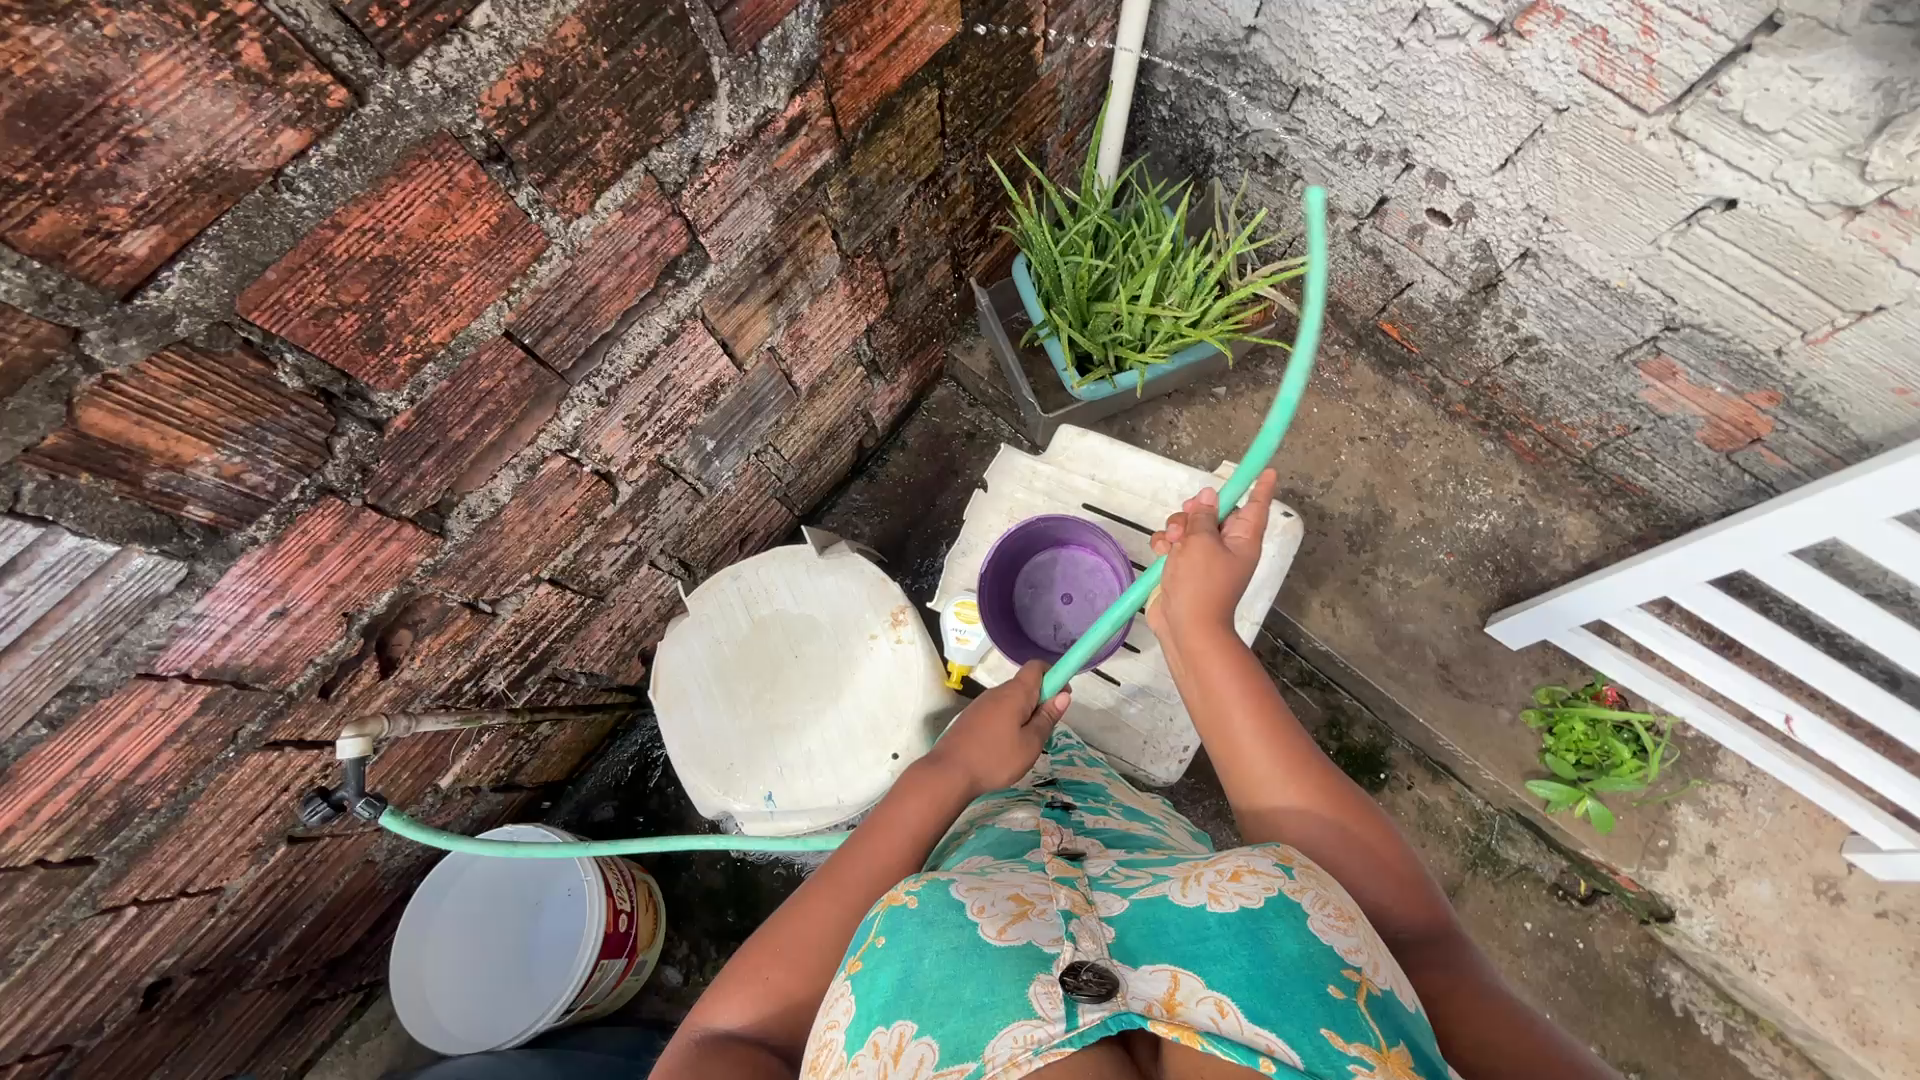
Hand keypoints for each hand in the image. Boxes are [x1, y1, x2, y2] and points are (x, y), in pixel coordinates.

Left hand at [923, 661, 1070, 796]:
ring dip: (1024, 714)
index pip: (1037, 667)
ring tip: (1024, 744)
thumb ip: (1047, 718)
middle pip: (1025, 685)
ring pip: (1011, 700)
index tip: (1062, 698)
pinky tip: (1004, 747)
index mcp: (1015, 693)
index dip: (1054, 676)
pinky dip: (1008, 721)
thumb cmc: (995, 759)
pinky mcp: (971, 717)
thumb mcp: (1030, 744)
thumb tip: (1063, 695)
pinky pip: (997, 711)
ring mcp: (981, 704)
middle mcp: (997, 692)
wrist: (948, 772)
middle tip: (1044, 731)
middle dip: (1040, 701)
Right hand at [1146, 468, 1275, 644]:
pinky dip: (1165, 544)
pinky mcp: (1183, 568)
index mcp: (1243, 539)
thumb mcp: (1202, 542)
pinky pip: (1174, 544)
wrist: (1187, 626)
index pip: (1255, 507)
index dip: (1260, 488)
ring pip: (1189, 527)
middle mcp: (1226, 546)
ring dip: (1176, 527)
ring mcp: (1204, 558)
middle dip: (1196, 510)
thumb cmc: (1202, 584)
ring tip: (1171, 542)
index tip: (1267, 471)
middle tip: (1188, 513)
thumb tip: (1209, 497)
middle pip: (1214, 513)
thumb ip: (1203, 516)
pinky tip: (1161, 552)